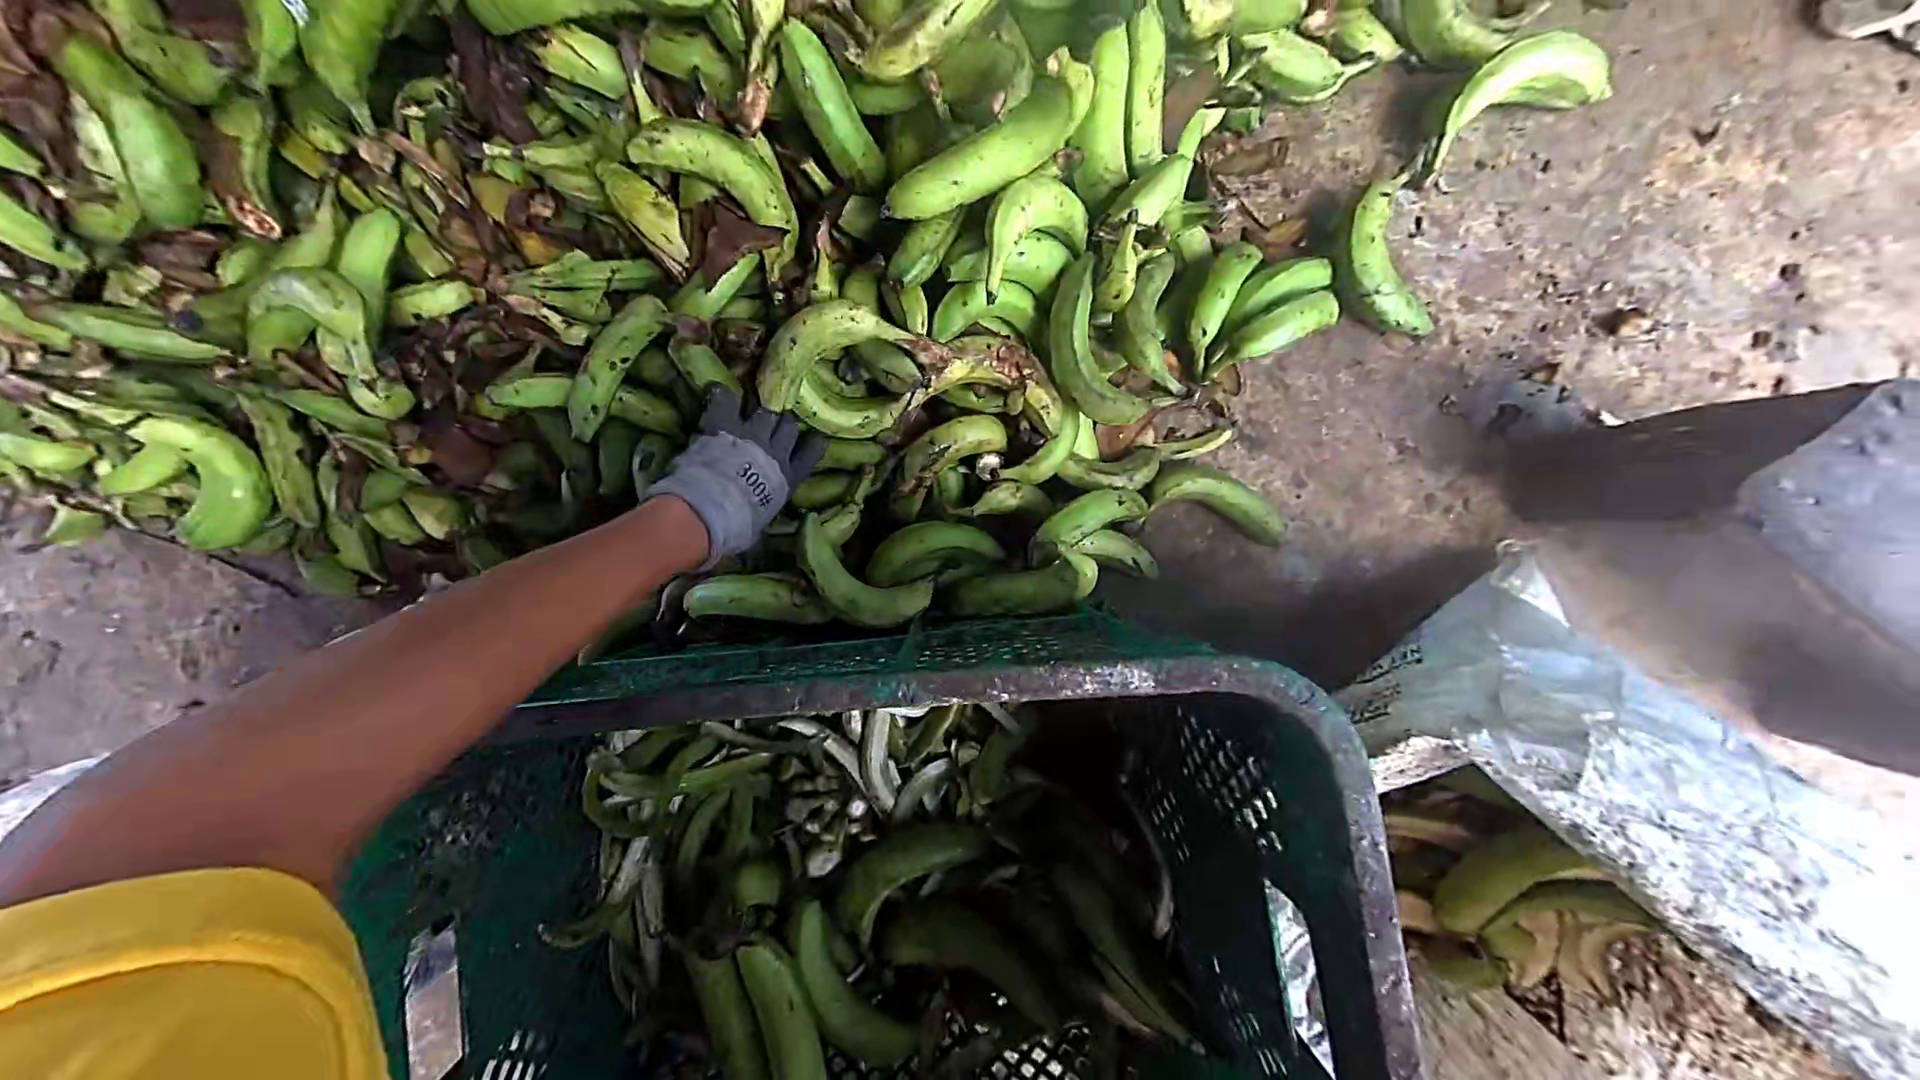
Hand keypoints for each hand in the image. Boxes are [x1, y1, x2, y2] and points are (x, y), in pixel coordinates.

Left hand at [644, 387, 824, 568]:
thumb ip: (760, 514)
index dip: (811, 444)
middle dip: (781, 425)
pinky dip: (723, 397)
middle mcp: (776, 452)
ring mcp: (752, 435)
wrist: (712, 510)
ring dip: (757, 412)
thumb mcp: (757, 526)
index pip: (811, 453)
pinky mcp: (725, 425)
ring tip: (747, 412)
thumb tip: (753, 524)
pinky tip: (719, 394)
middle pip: (788, 426)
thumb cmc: (737, 527)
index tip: (811, 439)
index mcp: (788, 478)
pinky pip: (727, 400)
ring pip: (765, 412)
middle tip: (770, 427)